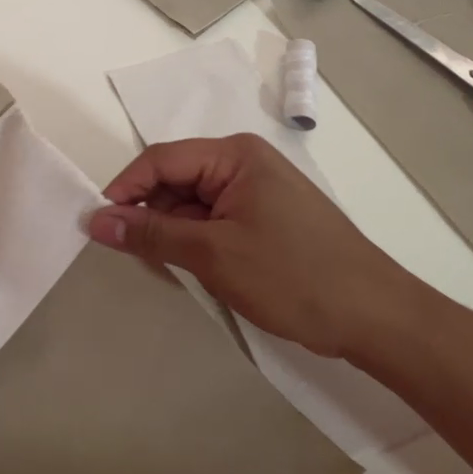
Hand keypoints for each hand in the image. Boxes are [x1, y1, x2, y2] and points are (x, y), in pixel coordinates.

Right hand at [86, 134, 422, 359]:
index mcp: (235, 155)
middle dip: (149, 213)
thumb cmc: (293, 276)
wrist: (377, 318)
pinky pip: (214, 220)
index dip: (126, 188)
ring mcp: (258, 192)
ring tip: (164, 267)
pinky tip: (192, 269)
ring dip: (172, 231)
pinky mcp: (266, 220)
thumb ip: (152, 233)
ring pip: (192, 203)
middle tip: (129, 252)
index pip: (162, 159)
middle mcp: (245, 163)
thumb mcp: (214, 254)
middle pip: (176, 179)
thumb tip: (95, 219)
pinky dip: (196, 242)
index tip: (98, 224)